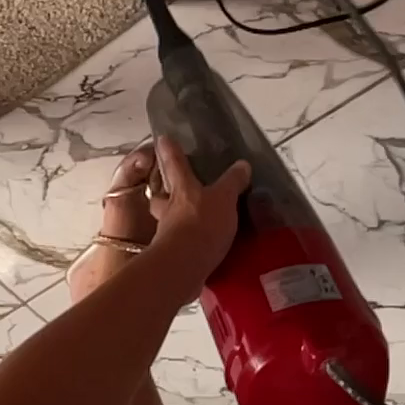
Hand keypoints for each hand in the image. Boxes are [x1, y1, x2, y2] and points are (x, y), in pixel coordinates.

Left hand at [147, 136, 250, 298]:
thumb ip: (232, 182)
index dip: (169, 149)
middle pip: (162, 194)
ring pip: (169, 219)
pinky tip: (202, 246)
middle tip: (173, 187)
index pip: (173, 162)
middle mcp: (169, 208)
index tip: (162, 138)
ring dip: (177, 218)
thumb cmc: (201, 224)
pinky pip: (181, 243)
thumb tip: (242, 165)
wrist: (184, 266)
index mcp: (181, 189)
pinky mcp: (173, 255)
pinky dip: (189, 242)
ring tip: (194, 220)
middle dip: (164, 190)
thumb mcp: (224, 198)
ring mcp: (168, 232)